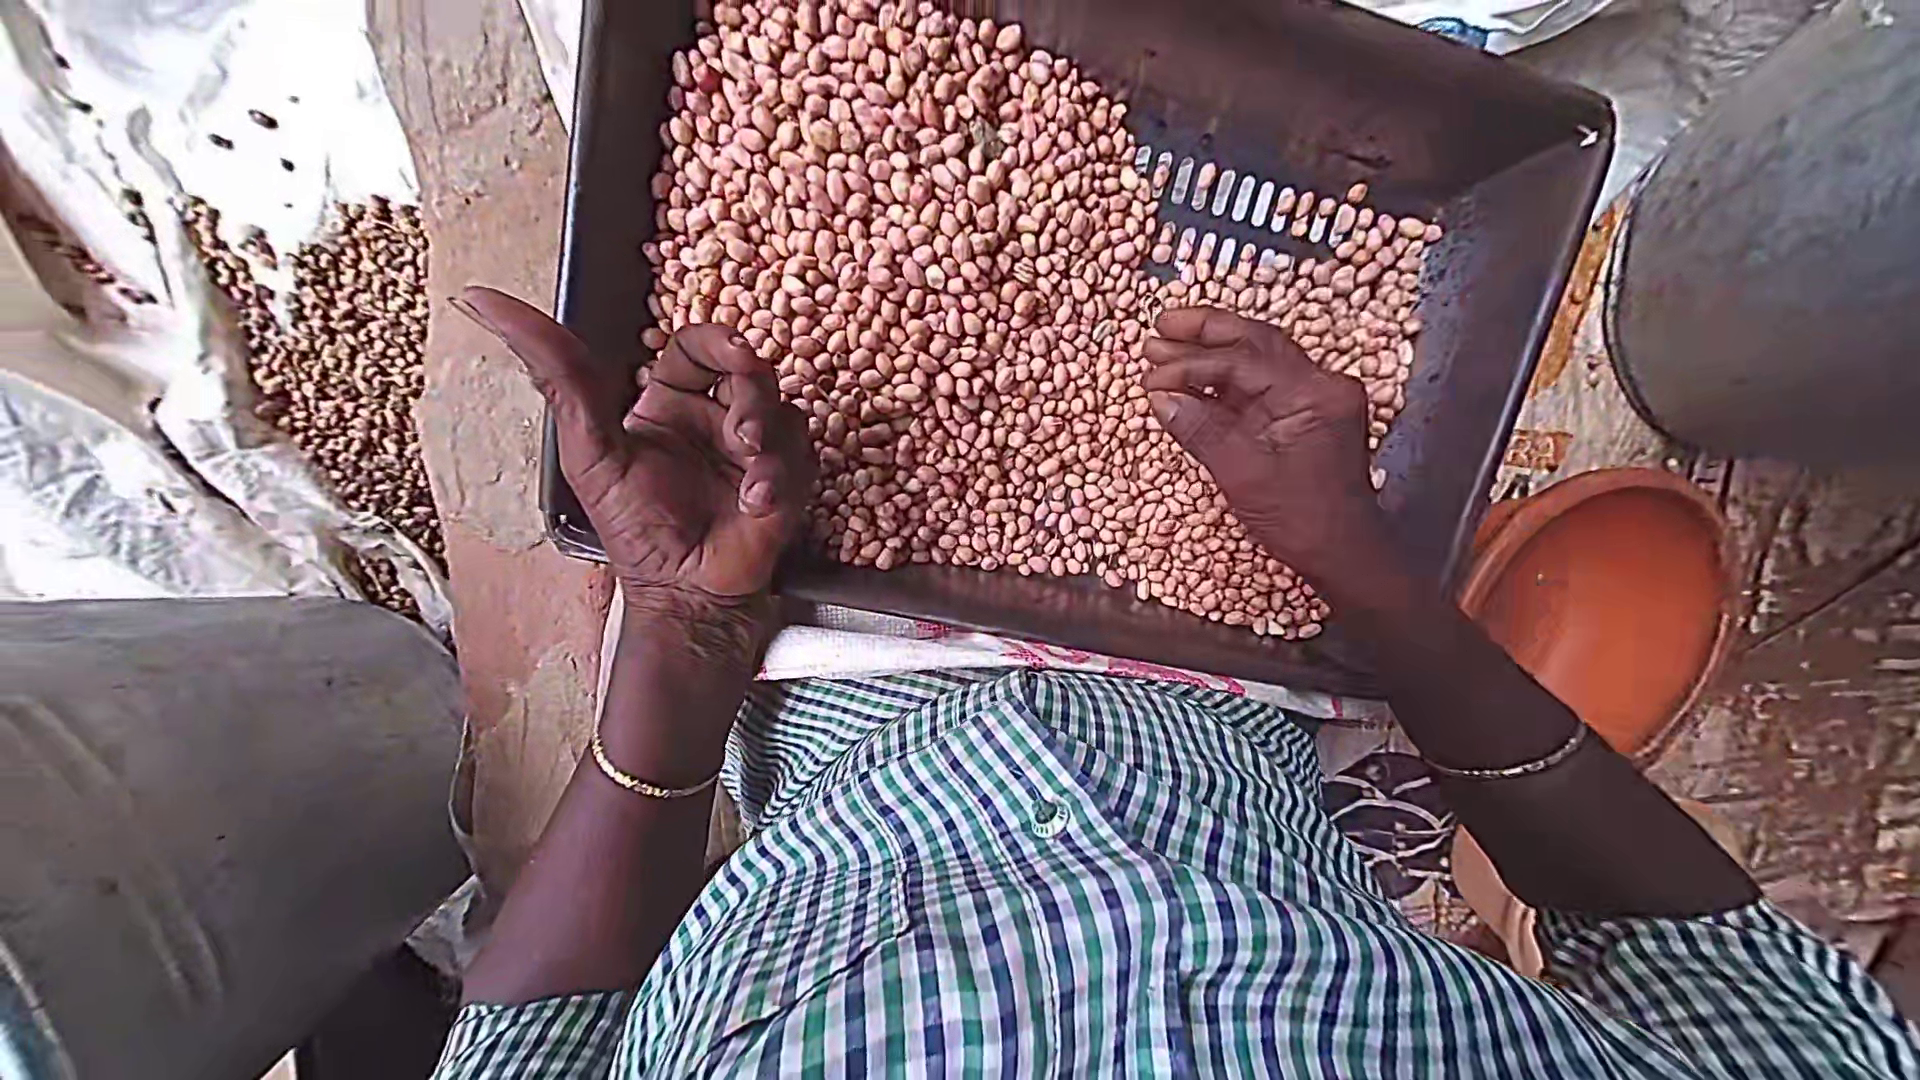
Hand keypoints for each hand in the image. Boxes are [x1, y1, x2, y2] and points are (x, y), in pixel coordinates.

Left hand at [452, 287, 814, 658]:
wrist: (687, 591)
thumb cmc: (638, 529)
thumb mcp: (593, 452)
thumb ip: (559, 377)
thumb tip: (482, 300)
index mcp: (671, 406)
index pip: (699, 351)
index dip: (720, 343)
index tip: (736, 353)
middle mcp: (718, 420)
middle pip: (754, 376)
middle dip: (755, 399)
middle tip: (744, 433)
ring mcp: (758, 450)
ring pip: (786, 414)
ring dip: (771, 443)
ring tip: (748, 482)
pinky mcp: (788, 479)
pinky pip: (802, 457)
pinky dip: (782, 477)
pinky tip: (757, 503)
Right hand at [1142, 307, 1390, 591]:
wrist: (1340, 552)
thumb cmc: (1300, 519)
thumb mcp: (1243, 476)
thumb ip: (1201, 431)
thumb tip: (1159, 398)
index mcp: (1314, 395)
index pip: (1243, 362)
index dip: (1192, 364)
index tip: (1152, 376)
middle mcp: (1318, 386)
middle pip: (1255, 342)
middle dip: (1205, 331)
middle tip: (1160, 323)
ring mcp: (1309, 399)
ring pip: (1254, 360)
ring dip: (1209, 352)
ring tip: (1164, 343)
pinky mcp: (1295, 416)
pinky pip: (1253, 388)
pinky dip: (1218, 383)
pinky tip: (1187, 380)